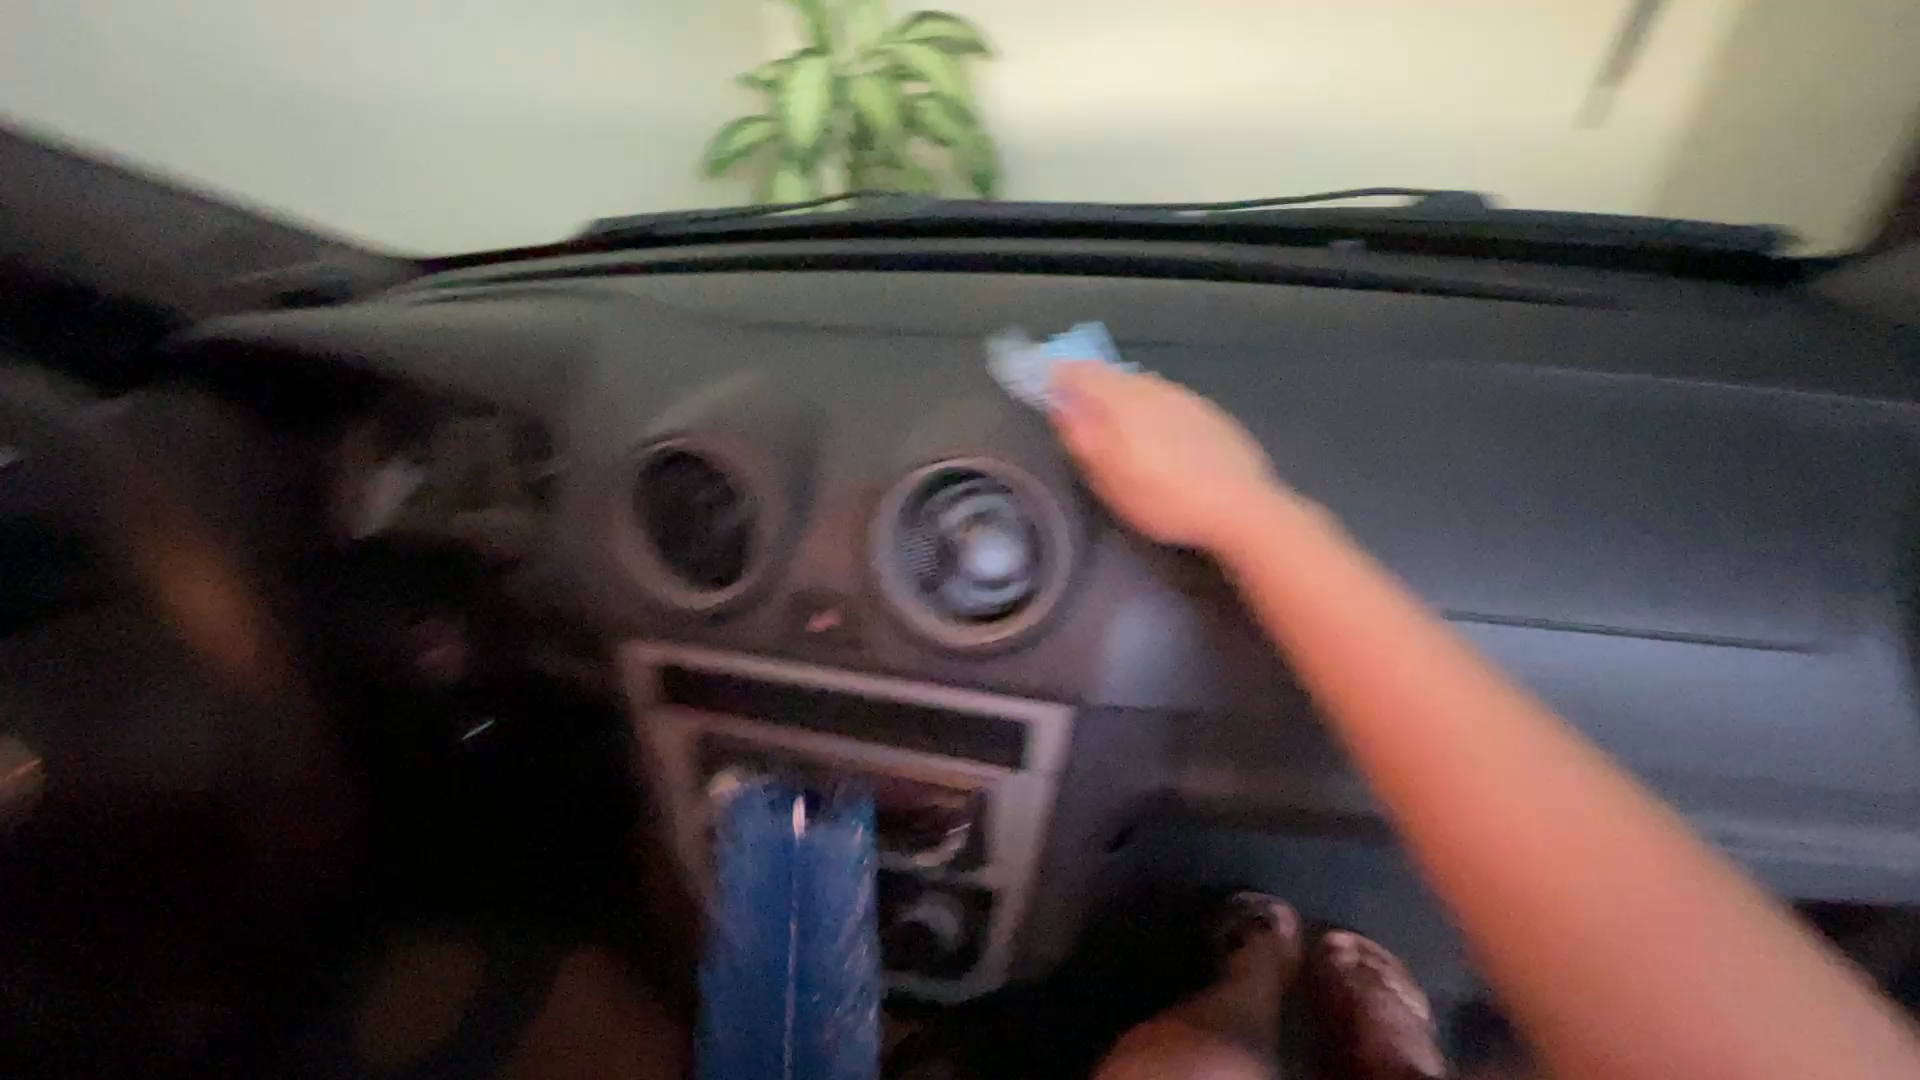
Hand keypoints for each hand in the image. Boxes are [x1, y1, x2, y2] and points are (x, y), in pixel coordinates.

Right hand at [1047, 362, 1282, 550]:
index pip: (1080, 373)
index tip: (1043, 382)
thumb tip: (1059, 404)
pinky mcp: (1209, 413)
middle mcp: (1153, 388)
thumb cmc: (1163, 499)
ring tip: (1114, 418)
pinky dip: (1151, 406)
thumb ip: (1081, 437)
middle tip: (1075, 403)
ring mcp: (1185, 398)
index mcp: (1123, 401)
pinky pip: (1167, 399)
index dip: (1058, 374)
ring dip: (1121, 395)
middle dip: (1089, 384)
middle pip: (1112, 375)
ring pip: (1142, 386)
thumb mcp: (1108, 479)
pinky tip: (1156, 432)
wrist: (1240, 507)